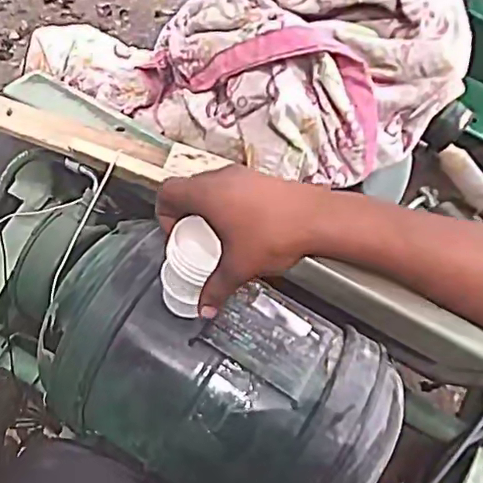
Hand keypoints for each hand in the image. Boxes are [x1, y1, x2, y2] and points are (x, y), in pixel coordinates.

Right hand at [156, 165, 336, 316]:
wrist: (319, 219)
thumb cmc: (275, 235)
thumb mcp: (239, 267)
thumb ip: (216, 288)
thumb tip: (205, 308)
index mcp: (207, 193)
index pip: (167, 192)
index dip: (164, 215)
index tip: (177, 236)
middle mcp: (221, 177)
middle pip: (188, 189)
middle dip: (186, 216)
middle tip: (195, 240)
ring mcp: (243, 174)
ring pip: (211, 188)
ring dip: (208, 210)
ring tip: (219, 236)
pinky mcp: (261, 179)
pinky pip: (233, 188)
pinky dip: (229, 206)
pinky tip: (243, 230)